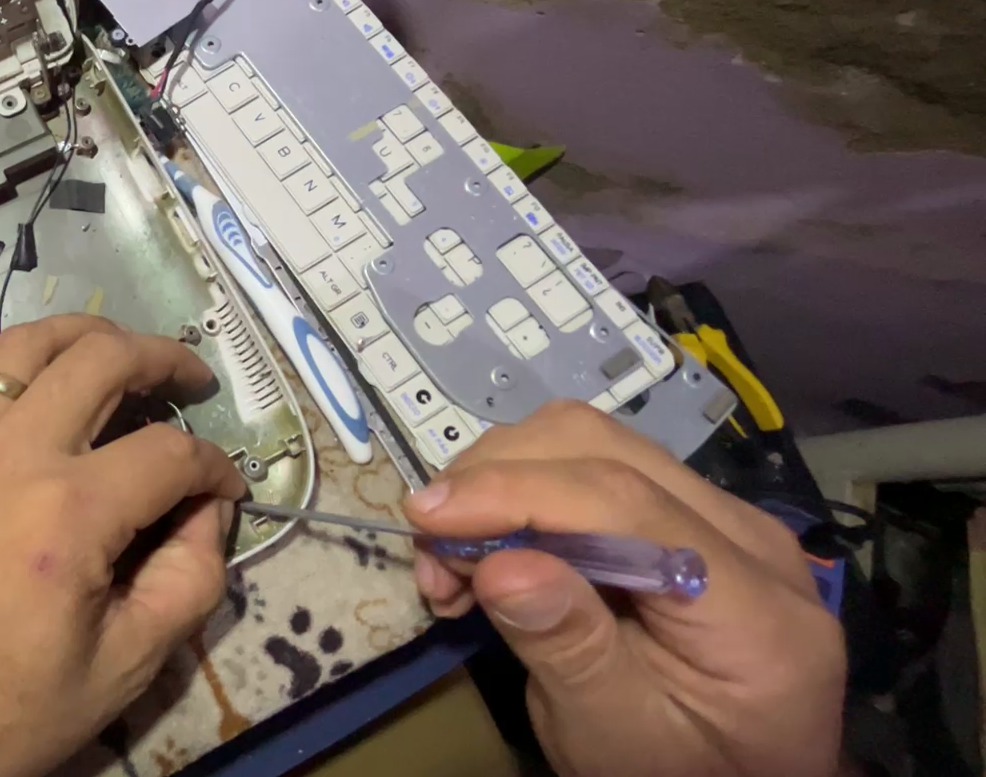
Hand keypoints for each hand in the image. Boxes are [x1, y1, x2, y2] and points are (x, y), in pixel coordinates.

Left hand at [0, 315, 246, 776]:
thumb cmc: (5, 713)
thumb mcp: (124, 667)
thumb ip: (188, 579)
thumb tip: (207, 510)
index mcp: (68, 512)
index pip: (169, 455)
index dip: (215, 467)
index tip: (229, 488)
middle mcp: (13, 454)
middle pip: (101, 359)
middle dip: (163, 356)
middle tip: (193, 379)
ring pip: (27, 345)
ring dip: (85, 334)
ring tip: (122, 348)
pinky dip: (10, 358)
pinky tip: (34, 374)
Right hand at [406, 401, 844, 776]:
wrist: (723, 775)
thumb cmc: (672, 768)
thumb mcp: (615, 735)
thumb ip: (569, 651)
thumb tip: (501, 565)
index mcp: (755, 610)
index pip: (623, 502)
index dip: (513, 493)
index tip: (424, 518)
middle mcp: (739, 534)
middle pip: (591, 447)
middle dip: (488, 483)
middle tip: (435, 554)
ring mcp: (704, 508)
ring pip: (569, 436)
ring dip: (486, 482)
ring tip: (452, 557)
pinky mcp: (663, 500)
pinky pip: (565, 456)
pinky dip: (500, 487)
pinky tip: (479, 544)